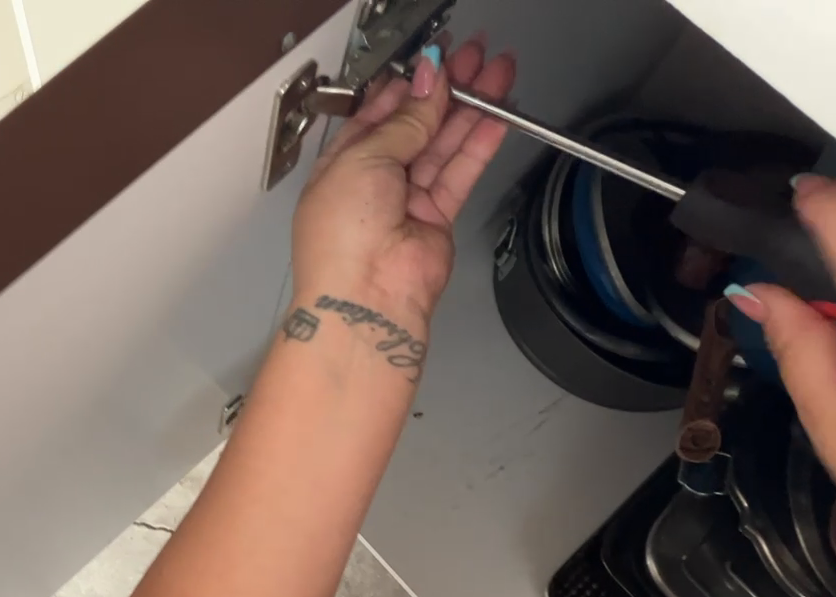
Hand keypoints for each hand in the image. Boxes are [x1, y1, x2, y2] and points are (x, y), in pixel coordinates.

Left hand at [291, 38, 516, 332]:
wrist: (365, 298)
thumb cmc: (341, 240)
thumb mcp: (363, 158)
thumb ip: (402, 121)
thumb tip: (426, 84)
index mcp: (338, 171)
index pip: (374, 119)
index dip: (404, 88)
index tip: (433, 62)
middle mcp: (370, 188)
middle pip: (412, 129)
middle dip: (443, 93)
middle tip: (471, 60)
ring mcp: (402, 206)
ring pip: (440, 148)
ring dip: (468, 111)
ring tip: (494, 75)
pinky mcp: (433, 222)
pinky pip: (458, 175)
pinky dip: (478, 144)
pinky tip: (496, 116)